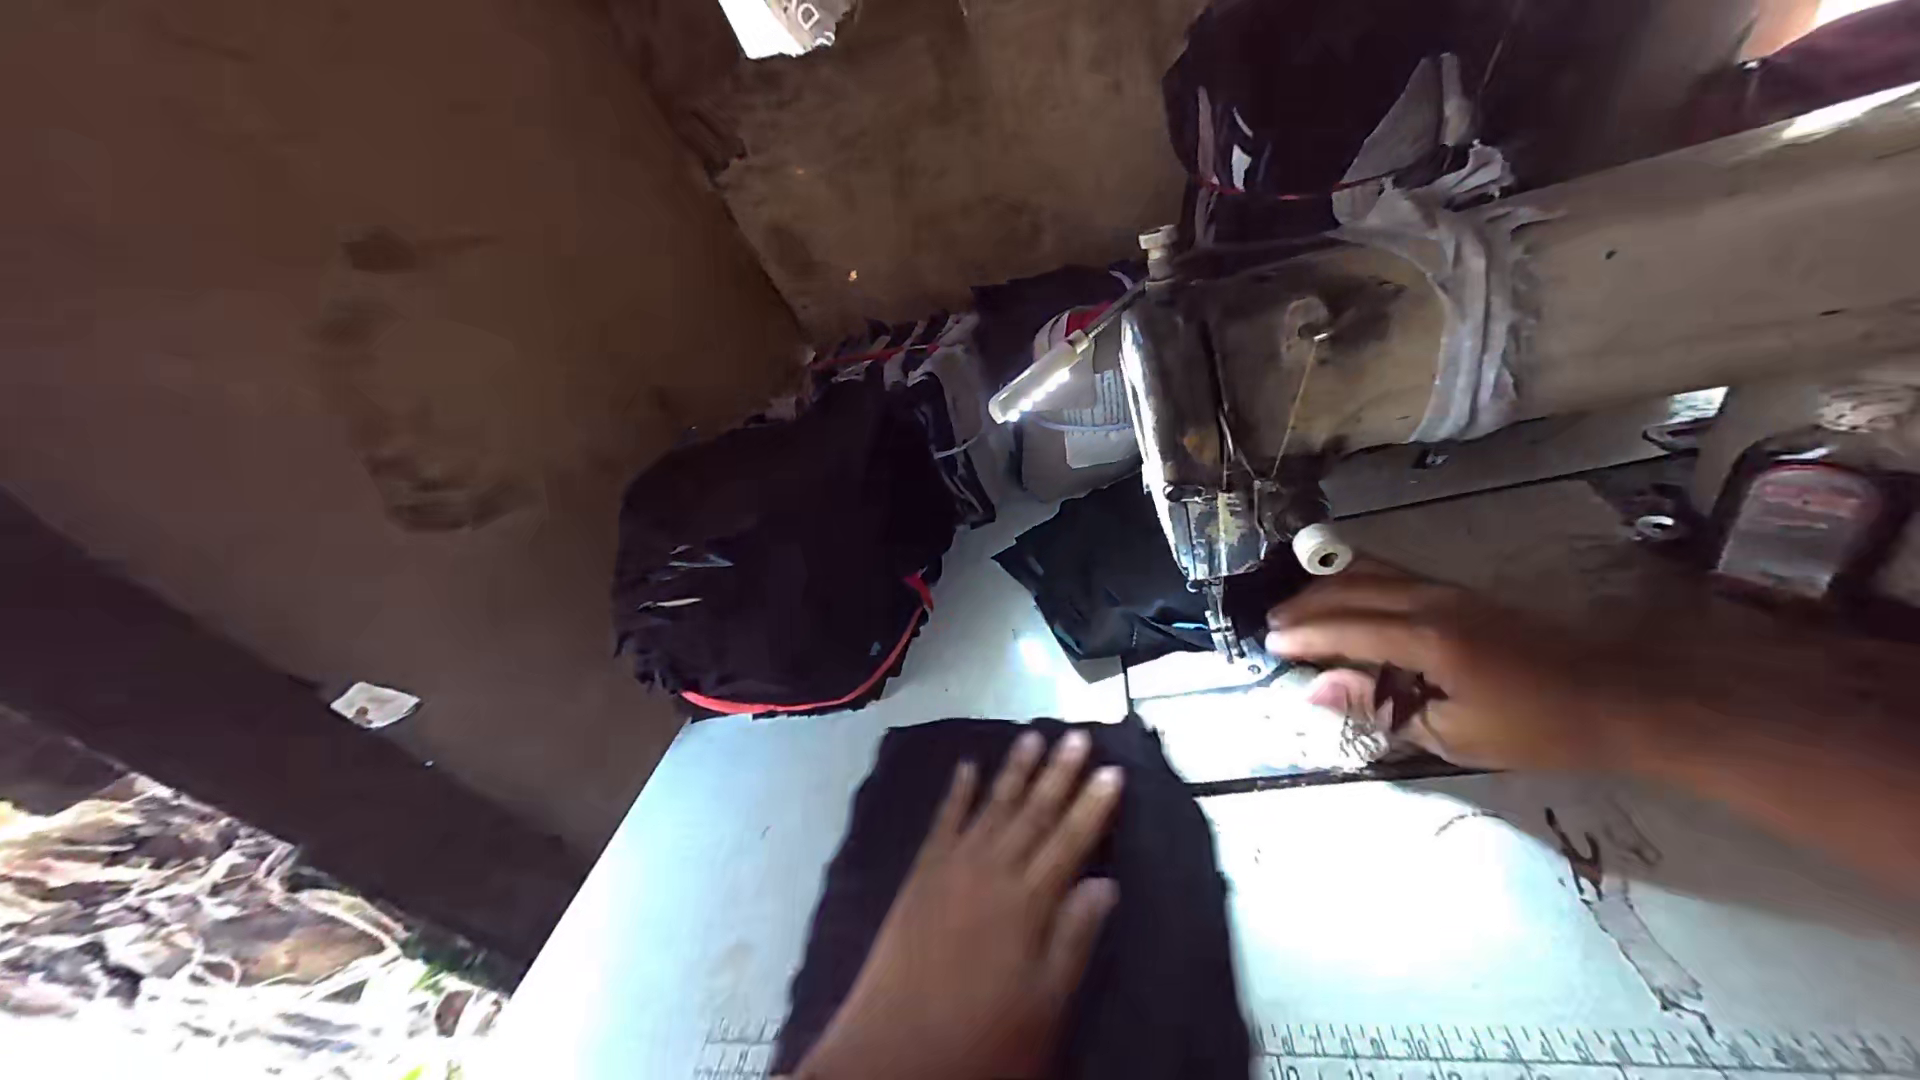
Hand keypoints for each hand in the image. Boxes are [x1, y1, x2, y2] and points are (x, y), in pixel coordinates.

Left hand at [793, 730, 1122, 1079]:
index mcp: (1027, 902)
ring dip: (1014, 770)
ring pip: (992, 805)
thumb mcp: (1044, 1006)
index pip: (1070, 841)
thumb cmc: (981, 1038)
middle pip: (1034, 812)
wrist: (892, 1053)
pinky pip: (943, 819)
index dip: (1093, 805)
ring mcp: (953, 864)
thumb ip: (1074, 938)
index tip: (1112, 771)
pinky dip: (956, 791)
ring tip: (1033, 736)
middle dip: (1059, 772)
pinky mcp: (922, 871)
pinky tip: (965, 766)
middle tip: (1077, 735)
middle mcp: (992, 869)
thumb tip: (1106, 883)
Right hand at [1265, 567, 1647, 771]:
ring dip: (1326, 587)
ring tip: (1296, 606)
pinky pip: (1391, 573)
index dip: (1304, 636)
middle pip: (1350, 590)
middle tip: (1273, 625)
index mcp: (1429, 639)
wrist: (1623, 698)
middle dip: (1305, 606)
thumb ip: (1377, 705)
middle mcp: (1432, 602)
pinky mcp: (1459, 591)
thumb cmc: (1537, 727)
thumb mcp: (1453, 734)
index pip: (1346, 628)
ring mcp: (1447, 590)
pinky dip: (1355, 579)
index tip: (1270, 646)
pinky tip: (1342, 592)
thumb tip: (1315, 689)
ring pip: (1368, 572)